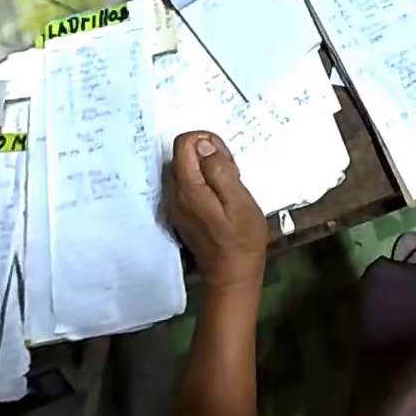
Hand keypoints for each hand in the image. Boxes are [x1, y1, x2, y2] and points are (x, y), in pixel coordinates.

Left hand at [168, 132, 267, 290]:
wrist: (233, 274)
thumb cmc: (242, 237)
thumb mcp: (239, 199)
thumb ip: (219, 170)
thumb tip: (204, 145)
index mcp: (187, 188)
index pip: (183, 143)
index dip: (206, 141)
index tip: (226, 157)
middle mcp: (174, 194)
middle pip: (183, 154)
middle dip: (208, 154)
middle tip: (232, 173)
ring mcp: (175, 205)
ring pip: (186, 168)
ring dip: (208, 168)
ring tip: (230, 185)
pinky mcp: (181, 213)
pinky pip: (188, 184)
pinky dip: (205, 182)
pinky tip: (222, 197)